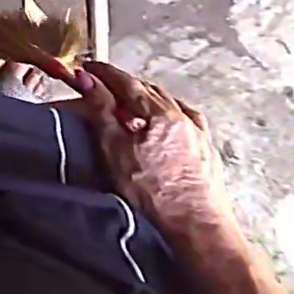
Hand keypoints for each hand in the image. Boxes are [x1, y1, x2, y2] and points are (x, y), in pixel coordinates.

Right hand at [55, 63, 239, 246]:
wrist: (196, 226)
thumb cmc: (150, 188)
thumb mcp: (114, 146)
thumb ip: (101, 108)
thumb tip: (86, 77)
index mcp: (159, 112)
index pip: (125, 80)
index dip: (102, 72)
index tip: (86, 67)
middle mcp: (182, 116)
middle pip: (148, 88)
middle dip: (122, 82)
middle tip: (99, 84)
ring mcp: (199, 133)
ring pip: (168, 101)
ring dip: (144, 95)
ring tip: (127, 101)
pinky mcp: (207, 149)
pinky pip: (185, 117)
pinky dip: (167, 110)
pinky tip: (162, 118)